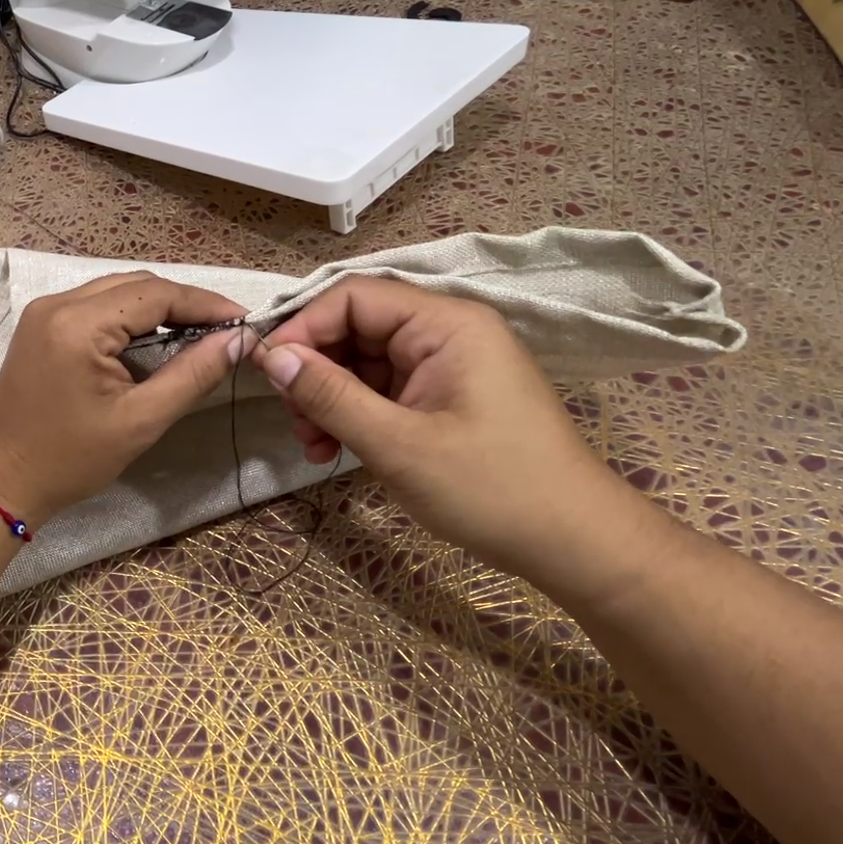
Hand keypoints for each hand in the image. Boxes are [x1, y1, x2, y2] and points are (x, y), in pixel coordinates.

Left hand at [0, 272, 245, 529]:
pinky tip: (153, 342)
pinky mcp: (37, 327)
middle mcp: (55, 304)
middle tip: (225, 332)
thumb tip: (239, 340)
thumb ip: (193, 374)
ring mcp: (42, 313)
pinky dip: (127, 319)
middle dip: (183, 304)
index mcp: (77, 323)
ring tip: (197, 336)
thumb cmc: (70, 459)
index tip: (246, 321)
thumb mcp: (141, 420)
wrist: (3, 480)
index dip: (204, 304)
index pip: (155, 293)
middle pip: (135, 285)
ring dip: (156, 310)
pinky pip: (93, 307)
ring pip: (114, 293)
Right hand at [250, 277, 650, 586]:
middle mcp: (445, 333)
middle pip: (352, 329)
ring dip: (325, 399)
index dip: (304, 328)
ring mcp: (443, 366)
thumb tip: (270, 356)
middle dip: (312, 371)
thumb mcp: (396, 443)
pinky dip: (348, 415)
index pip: (353, 297)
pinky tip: (331, 450)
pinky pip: (377, 389)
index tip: (270, 372)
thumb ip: (329, 394)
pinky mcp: (440, 397)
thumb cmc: (490, 488)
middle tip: (292, 420)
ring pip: (359, 362)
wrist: (572, 545)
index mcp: (446, 325)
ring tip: (311, 444)